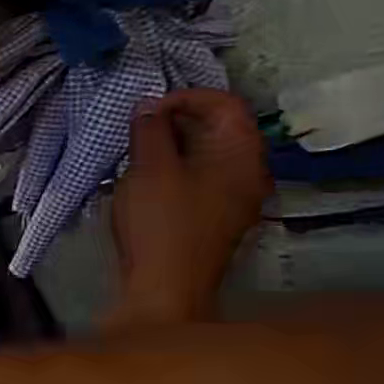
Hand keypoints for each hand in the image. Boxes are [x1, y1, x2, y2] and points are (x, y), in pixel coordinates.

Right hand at [109, 89, 269, 325]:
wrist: (166, 286)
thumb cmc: (161, 221)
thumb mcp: (149, 167)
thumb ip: (150, 129)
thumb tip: (149, 106)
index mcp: (242, 154)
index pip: (226, 103)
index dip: (186, 96)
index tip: (147, 109)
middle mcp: (249, 171)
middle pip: (219, 126)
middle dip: (175, 118)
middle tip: (135, 127)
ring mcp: (235, 196)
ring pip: (206, 151)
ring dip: (171, 143)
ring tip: (135, 149)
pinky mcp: (215, 214)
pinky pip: (199, 174)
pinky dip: (174, 165)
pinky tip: (145, 176)